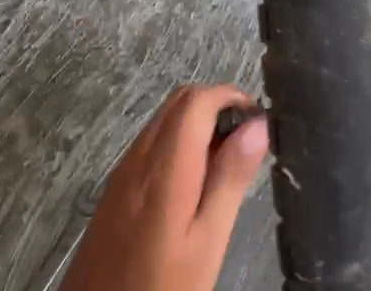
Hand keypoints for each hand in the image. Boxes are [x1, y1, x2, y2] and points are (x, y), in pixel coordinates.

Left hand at [62, 85, 268, 290]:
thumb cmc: (161, 288)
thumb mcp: (207, 241)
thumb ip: (230, 178)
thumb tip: (257, 125)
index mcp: (164, 168)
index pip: (197, 100)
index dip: (232, 98)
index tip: (257, 125)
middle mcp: (138, 161)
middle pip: (179, 102)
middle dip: (217, 106)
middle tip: (244, 144)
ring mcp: (121, 177)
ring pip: (164, 122)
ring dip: (198, 126)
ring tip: (224, 168)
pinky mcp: (113, 195)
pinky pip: (151, 148)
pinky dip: (179, 147)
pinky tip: (193, 188)